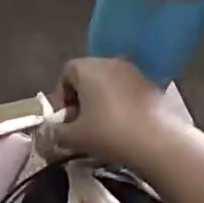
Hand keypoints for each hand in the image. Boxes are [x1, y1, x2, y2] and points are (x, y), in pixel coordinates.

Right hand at [51, 57, 183, 170]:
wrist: (155, 141)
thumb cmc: (108, 133)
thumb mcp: (74, 138)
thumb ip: (56, 133)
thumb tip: (48, 132)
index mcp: (88, 68)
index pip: (66, 72)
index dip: (61, 95)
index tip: (65, 118)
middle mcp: (110, 62)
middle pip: (88, 76)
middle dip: (81, 98)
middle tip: (81, 125)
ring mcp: (134, 71)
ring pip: (108, 83)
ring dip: (101, 101)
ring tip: (101, 128)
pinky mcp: (151, 84)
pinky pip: (126, 91)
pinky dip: (120, 104)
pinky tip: (122, 126)